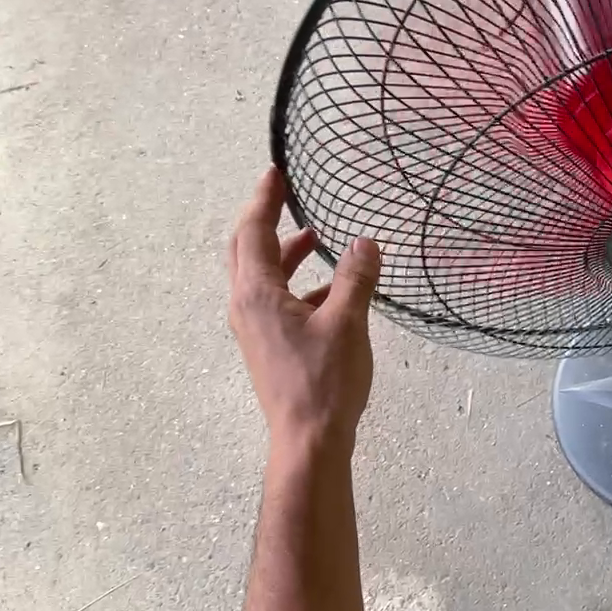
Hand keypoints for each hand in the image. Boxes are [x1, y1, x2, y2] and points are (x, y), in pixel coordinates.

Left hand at [226, 168, 379, 455]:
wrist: (308, 437)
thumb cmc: (326, 380)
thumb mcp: (347, 324)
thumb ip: (355, 280)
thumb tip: (366, 243)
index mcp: (257, 292)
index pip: (255, 231)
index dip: (265, 199)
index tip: (275, 173)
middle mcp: (245, 305)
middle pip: (246, 250)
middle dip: (266, 222)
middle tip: (286, 200)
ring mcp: (253, 329)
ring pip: (260, 277)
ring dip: (283, 256)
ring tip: (313, 243)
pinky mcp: (267, 348)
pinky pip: (273, 302)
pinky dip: (294, 286)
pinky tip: (327, 295)